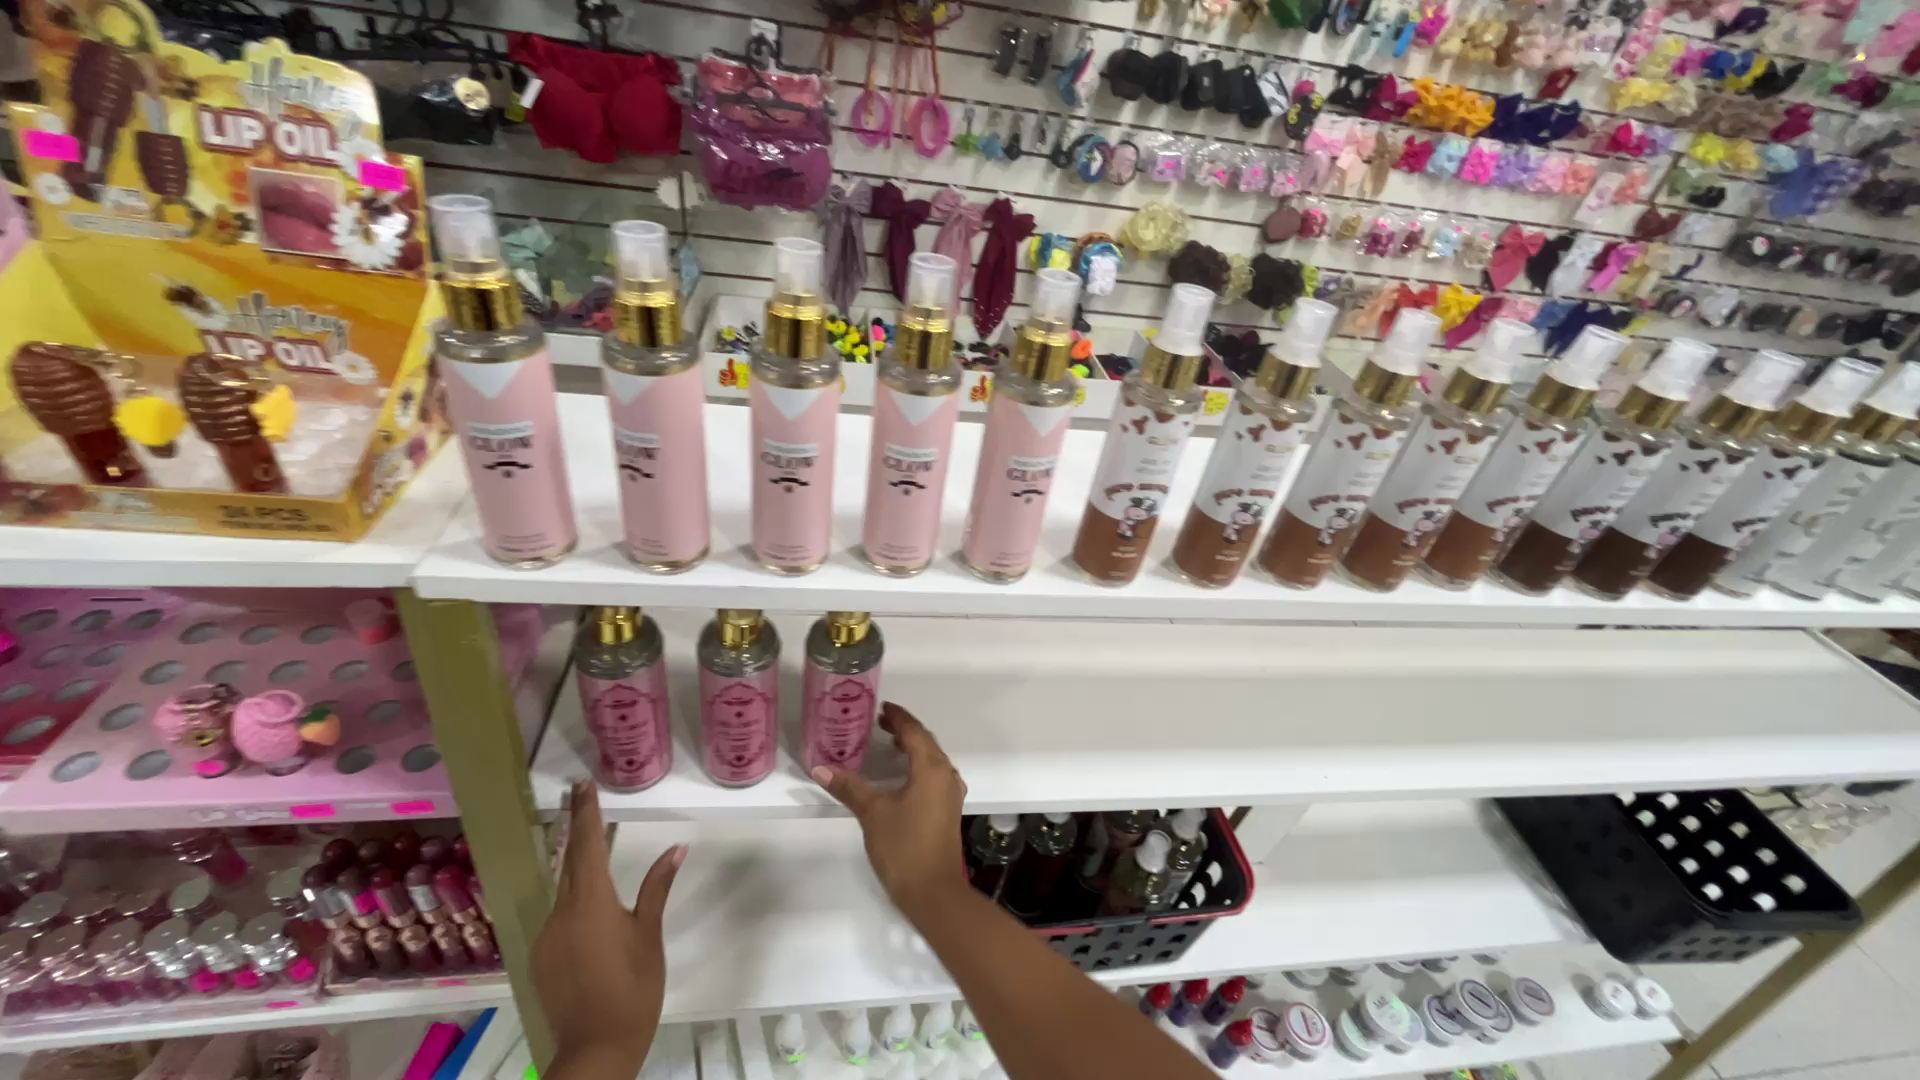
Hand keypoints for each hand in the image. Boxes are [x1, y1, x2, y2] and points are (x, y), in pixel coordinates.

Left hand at [535, 780, 683, 1072]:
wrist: (596, 1049)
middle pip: (570, 862)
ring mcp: (547, 937)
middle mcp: (561, 913)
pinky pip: (560, 918)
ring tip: (595, 853)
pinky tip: (591, 914)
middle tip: (581, 797)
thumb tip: (675, 848)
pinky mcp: (542, 957)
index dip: (585, 813)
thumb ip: (656, 888)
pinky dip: (575, 903)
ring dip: (579, 870)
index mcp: (591, 903)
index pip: (587, 846)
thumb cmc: (634, 988)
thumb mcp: (649, 935)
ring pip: (564, 892)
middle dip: (577, 829)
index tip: (582, 785)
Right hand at [813, 702, 967, 917]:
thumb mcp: (872, 813)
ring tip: (889, 744)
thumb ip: (848, 787)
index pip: (915, 732)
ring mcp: (950, 795)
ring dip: (913, 749)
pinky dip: (918, 767)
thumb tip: (820, 768)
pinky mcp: (948, 811)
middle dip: (905, 731)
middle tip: (880, 723)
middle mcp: (946, 776)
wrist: (933, 891)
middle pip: (927, 743)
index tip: (883, 707)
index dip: (899, 717)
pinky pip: (934, 777)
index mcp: (931, 768)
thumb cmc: (904, 846)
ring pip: (932, 760)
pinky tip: (902, 778)